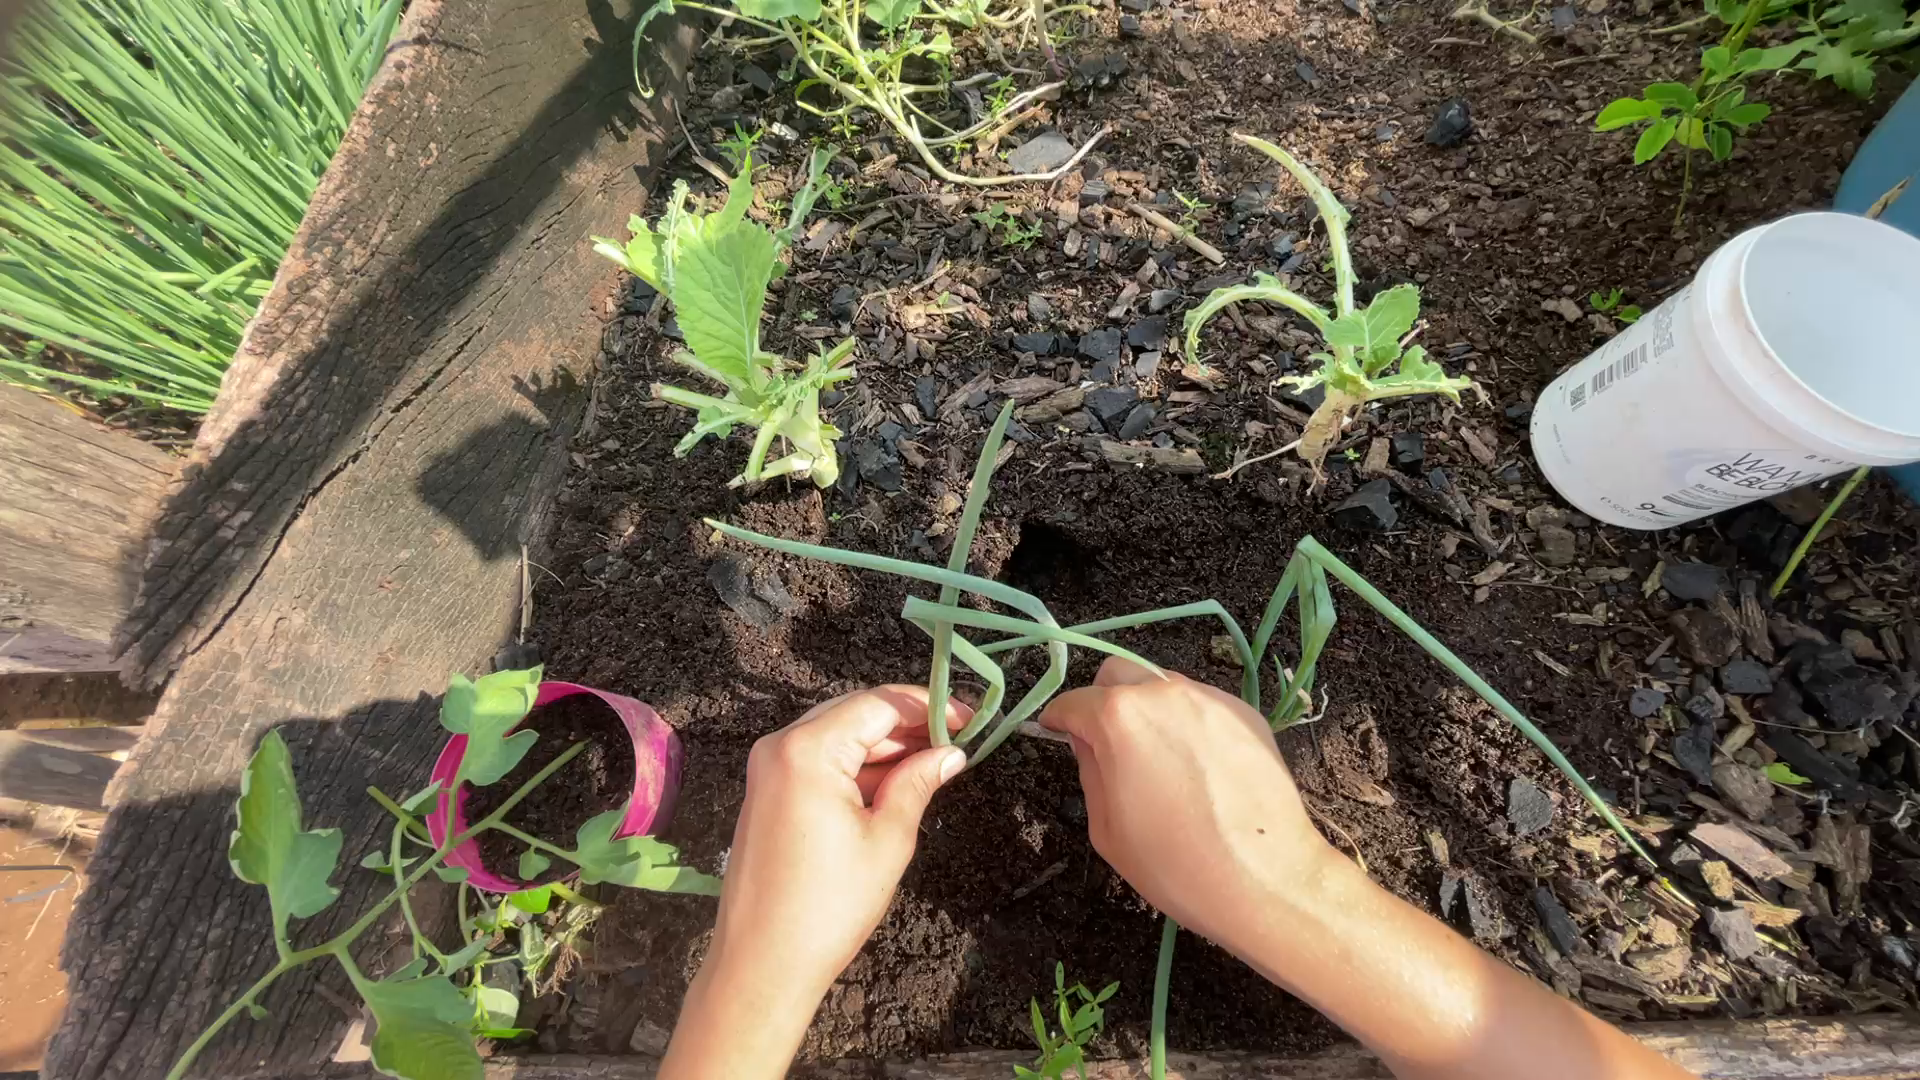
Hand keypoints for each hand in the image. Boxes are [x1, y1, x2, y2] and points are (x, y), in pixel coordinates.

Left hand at [659, 686, 967, 1079]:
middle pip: (856, 712)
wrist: (760, 967)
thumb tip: (952, 752)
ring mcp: (770, 765)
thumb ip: (919, 782)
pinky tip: (895, 778)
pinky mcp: (768, 788)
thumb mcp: (888, 839)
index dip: (927, 704)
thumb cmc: (829, 907)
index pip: (879, 703)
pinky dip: (857, 764)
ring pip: (839, 733)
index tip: (966, 716)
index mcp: (809, 748)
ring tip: (933, 758)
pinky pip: (821, 758)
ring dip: (884, 744)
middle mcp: (782, 743)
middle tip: (954, 738)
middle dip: (907, 723)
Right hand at [1038, 657, 1339, 958]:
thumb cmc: (1175, 864)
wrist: (1267, 879)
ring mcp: (1207, 698)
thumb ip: (1089, 769)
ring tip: (1159, 757)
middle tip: (1106, 741)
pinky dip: (1185, 721)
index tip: (1055, 731)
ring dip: (1146, 708)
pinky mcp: (1243, 711)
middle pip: (1116, 673)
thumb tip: (1087, 742)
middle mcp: (1161, 693)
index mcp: (1118, 717)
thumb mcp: (1106, 827)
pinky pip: (1199, 703)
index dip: (1058, 719)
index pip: (1073, 702)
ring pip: (1159, 685)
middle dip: (1101, 700)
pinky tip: (1199, 766)